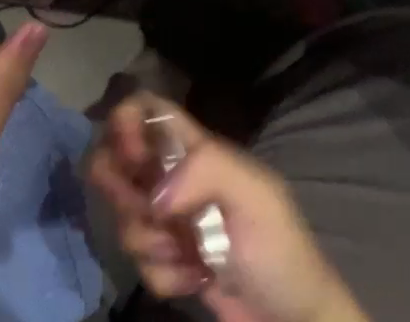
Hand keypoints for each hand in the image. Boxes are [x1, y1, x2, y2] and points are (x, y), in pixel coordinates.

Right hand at [88, 97, 367, 321]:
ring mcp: (169, 221)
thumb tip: (156, 195)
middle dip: (120, 190)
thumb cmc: (280, 249)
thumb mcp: (257, 195)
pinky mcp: (166, 261)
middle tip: (148, 212)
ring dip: (149, 241)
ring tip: (189, 254)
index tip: (133, 158)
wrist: (292, 320)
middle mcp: (175, 179)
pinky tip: (195, 278)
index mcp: (197, 150)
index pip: (147, 109)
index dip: (125, 122)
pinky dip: (163, 275)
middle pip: (116, 159)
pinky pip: (139, 260)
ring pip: (123, 215)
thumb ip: (207, 169)